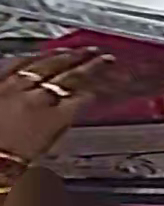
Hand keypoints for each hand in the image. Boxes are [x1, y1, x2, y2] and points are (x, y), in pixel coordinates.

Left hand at [0, 48, 115, 166]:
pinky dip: (18, 60)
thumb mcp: (49, 140)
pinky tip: (25, 57)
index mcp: (56, 115)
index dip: (100, 83)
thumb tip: (78, 103)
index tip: (111, 75)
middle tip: (98, 54)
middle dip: (86, 63)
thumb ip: (63, 120)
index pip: (86, 94)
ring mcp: (5, 90)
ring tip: (65, 51)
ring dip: (53, 57)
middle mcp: (34, 98)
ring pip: (33, 67)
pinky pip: (4, 68)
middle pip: (66, 76)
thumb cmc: (11, 154)